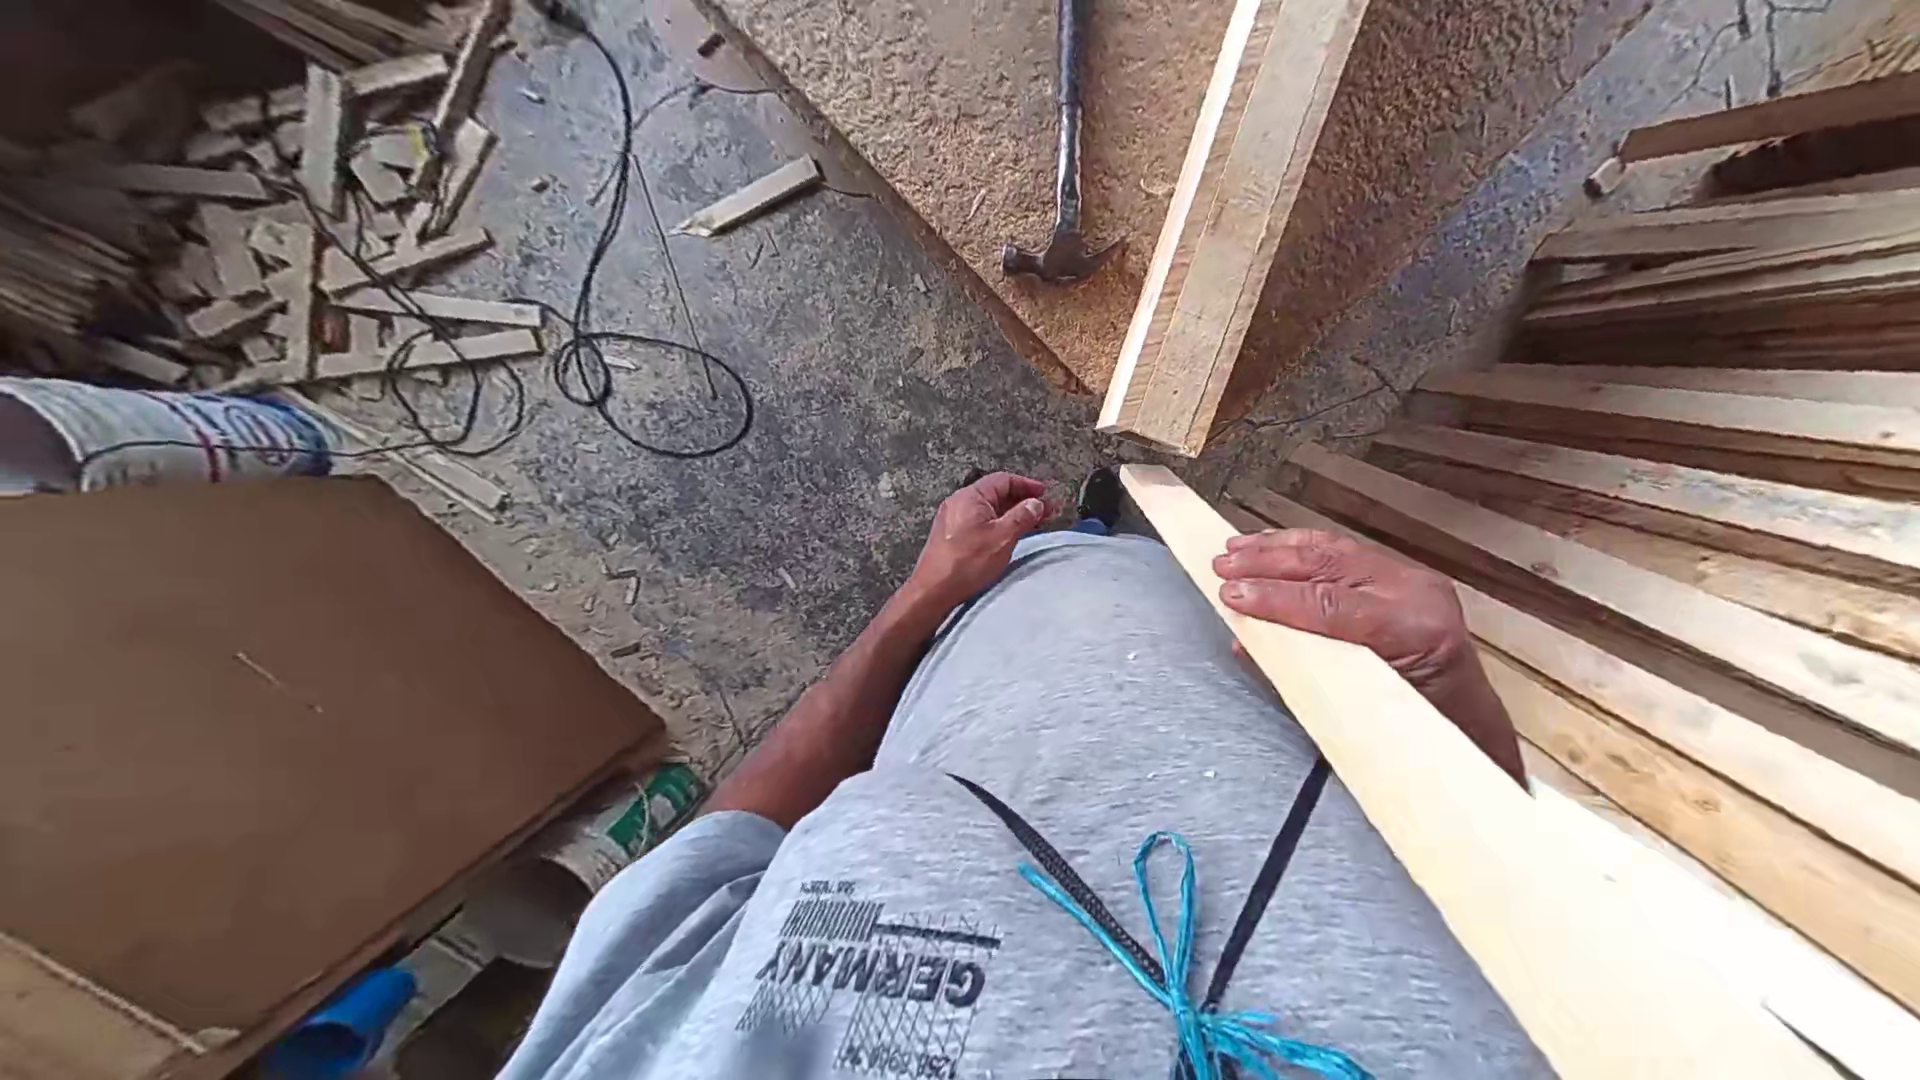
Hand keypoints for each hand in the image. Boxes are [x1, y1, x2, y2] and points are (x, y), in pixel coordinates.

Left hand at [905, 472, 1049, 611]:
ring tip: (1032, 524)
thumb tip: (1036, 504)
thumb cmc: (965, 563)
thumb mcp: (1002, 537)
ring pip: (989, 509)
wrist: (933, 590)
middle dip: (1022, 501)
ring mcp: (953, 519)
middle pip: (996, 493)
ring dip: (1012, 514)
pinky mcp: (952, 535)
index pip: (1003, 480)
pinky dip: (998, 524)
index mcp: (970, 496)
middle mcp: (959, 503)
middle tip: (1044, 511)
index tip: (1044, 494)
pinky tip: (1010, 536)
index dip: (1027, 485)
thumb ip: (1022, 516)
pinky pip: (980, 522)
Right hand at [1210, 528, 1473, 702]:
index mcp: (1415, 630)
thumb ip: (1297, 669)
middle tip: (1223, 567)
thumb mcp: (1351, 705)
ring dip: (1273, 548)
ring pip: (1330, 547)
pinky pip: (1337, 547)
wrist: (1459, 719)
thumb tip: (1244, 642)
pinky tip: (1265, 544)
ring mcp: (1408, 577)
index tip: (1231, 595)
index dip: (1273, 597)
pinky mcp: (1395, 570)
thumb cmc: (1410, 721)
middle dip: (1265, 564)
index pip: (1329, 603)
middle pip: (1325, 564)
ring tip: (1232, 550)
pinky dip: (1294, 544)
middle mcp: (1416, 594)